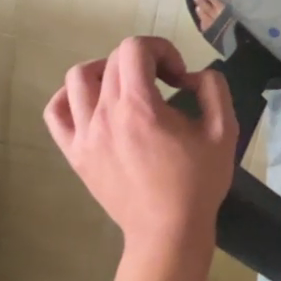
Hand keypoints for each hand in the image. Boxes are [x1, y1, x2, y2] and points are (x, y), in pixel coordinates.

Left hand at [44, 37, 237, 249]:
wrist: (168, 232)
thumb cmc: (198, 183)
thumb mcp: (224, 132)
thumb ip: (213, 89)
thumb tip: (192, 76)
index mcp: (139, 106)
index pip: (135, 48)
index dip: (162, 50)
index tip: (179, 77)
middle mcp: (104, 114)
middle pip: (113, 61)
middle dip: (144, 61)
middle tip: (166, 85)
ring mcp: (84, 134)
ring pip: (78, 78)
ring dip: (105, 71)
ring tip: (127, 89)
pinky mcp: (74, 153)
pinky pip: (56, 111)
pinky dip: (70, 97)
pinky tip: (93, 105)